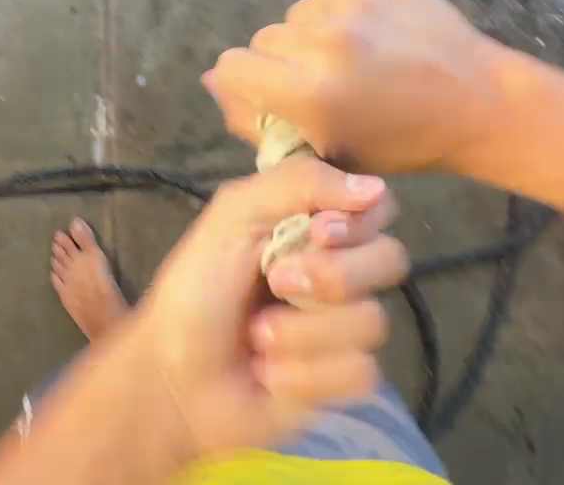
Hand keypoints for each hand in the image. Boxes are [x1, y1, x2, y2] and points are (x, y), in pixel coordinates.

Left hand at [123, 159, 407, 456]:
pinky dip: (304, 374)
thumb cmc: (198, 285)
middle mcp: (339, 269)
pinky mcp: (344, 380)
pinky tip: (270, 372)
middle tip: (276, 283)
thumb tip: (376, 187)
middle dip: (331, 276)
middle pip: (391, 259)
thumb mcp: (233, 215)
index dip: (355, 222)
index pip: (376, 206)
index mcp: (313, 223)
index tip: (317, 232)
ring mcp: (344, 326)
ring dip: (300, 332)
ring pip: (372, 321)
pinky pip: (360, 372)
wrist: (173, 376)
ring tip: (257, 335)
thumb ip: (297, 184)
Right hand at [203, 0, 519, 172]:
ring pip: (299, 13)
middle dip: (284, 60)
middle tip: (326, 79)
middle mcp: (321, 38)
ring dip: (315, 34)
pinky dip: (347, 10)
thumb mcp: (325, 147)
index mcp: (308, 90)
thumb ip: (259, 120)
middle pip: (265, 38)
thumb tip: (210, 81)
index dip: (248, 81)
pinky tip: (379, 32)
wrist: (480, 100)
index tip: (275, 91)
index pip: (232, 65)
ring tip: (357, 55)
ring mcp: (349, 0)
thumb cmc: (400, 140)